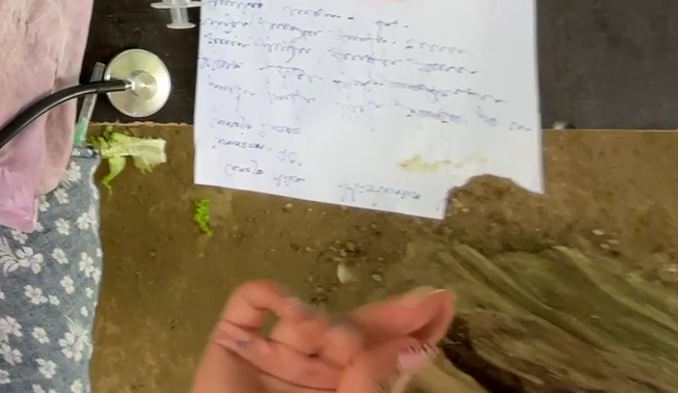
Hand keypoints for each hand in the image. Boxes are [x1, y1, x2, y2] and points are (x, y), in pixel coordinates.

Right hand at [192, 281, 455, 392]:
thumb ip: (372, 387)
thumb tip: (415, 348)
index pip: (388, 360)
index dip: (415, 332)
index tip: (444, 303)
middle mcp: (315, 373)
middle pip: (352, 334)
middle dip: (388, 318)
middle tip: (426, 300)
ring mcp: (272, 352)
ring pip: (306, 318)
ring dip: (326, 319)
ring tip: (336, 333)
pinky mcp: (232, 337)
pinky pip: (249, 301)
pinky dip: (272, 294)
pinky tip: (292, 307)